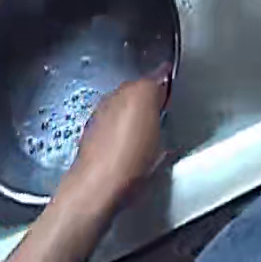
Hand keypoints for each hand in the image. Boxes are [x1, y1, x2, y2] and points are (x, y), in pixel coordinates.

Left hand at [60, 73, 167, 205]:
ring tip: (135, 136)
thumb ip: (161, 119)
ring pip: (123, 101)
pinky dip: (114, 123)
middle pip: (140, 88)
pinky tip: (118, 145)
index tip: (169, 98)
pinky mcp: (90, 120)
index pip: (162, 75)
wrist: (95, 185)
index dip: (166, 87)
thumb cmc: (134, 162)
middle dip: (146, 101)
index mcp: (144, 89)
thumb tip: (159, 116)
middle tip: (154, 122)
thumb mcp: (161, 142)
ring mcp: (104, 103)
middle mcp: (122, 89)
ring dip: (129, 112)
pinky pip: (109, 115)